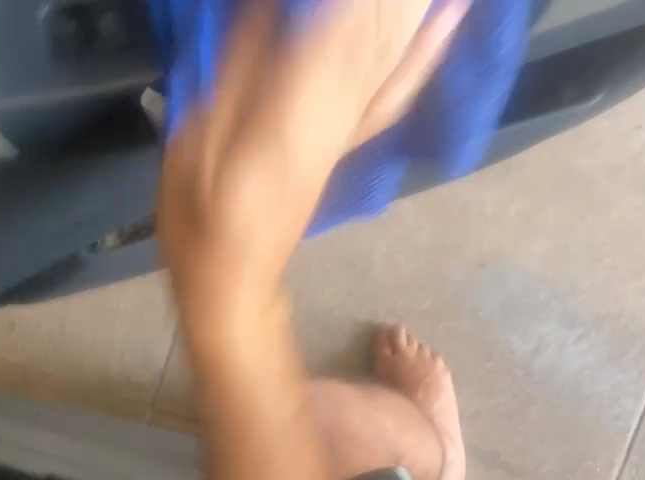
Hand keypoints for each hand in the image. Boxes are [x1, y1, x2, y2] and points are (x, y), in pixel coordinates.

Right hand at [157, 0, 467, 345]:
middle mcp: (336, 113)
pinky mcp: (346, 145)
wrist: (231, 285)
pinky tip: (448, 17)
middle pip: (378, 30)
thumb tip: (269, 1)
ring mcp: (347, 131)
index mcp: (293, 110)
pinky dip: (426, 52)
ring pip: (396, 52)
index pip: (340, 21)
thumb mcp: (197, 145)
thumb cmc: (200, 222)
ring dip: (416, 6)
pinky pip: (396, 91)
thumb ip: (237, 71)